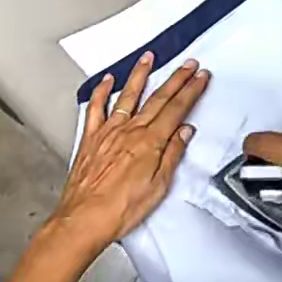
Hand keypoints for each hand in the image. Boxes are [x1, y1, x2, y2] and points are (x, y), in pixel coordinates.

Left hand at [42, 52, 210, 259]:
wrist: (80, 223)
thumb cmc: (118, 210)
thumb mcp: (158, 186)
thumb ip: (172, 155)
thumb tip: (184, 132)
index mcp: (150, 142)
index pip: (177, 108)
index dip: (192, 90)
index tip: (201, 77)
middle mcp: (129, 132)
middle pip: (158, 98)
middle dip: (177, 78)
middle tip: (189, 64)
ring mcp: (108, 133)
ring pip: (128, 96)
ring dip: (141, 75)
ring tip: (149, 58)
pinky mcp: (90, 140)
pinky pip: (96, 110)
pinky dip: (101, 92)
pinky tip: (107, 81)